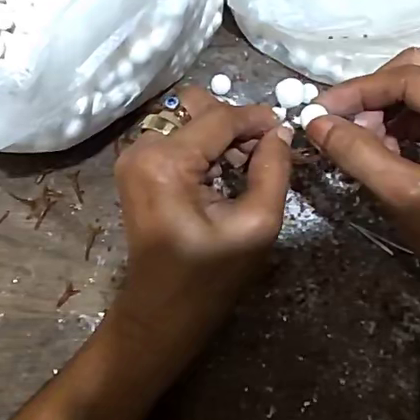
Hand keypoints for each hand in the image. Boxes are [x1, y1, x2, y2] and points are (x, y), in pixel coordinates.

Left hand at [109, 86, 292, 353]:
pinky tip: (222, 173)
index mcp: (165, 162)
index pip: (220, 117)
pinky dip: (202, 147)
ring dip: (219, 136)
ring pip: (187, 120)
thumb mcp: (256, 224)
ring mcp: (133, 158)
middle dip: (235, 126)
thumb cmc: (210, 276)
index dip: (258, 119)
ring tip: (243, 167)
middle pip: (198, 109)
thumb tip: (280, 131)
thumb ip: (273, 170)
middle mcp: (141, 149)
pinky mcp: (135, 168)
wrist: (162, 310)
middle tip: (262, 154)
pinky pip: (175, 138)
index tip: (286, 131)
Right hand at [304, 49, 419, 321]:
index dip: (358, 91)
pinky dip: (392, 128)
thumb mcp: (405, 195)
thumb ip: (358, 153)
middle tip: (334, 128)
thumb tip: (314, 123)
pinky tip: (375, 151)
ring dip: (378, 115)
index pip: (411, 79)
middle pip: (413, 76)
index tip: (315, 110)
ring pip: (413, 94)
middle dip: (369, 100)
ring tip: (354, 145)